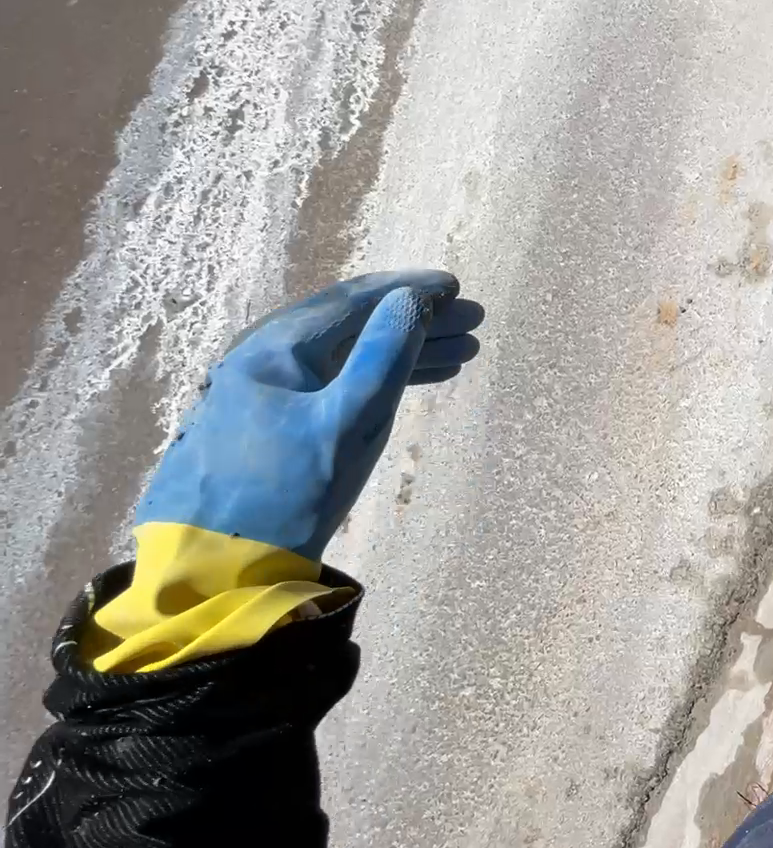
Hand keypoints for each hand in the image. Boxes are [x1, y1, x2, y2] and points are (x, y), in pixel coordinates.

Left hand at [134, 270, 484, 562]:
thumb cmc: (297, 486)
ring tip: (462, 351)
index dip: (408, 290)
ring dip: (406, 347)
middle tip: (472, 320)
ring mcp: (270, 389)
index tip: (456, 287)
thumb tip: (412, 300)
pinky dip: (384, 373)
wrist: (225, 560)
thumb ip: (385, 354)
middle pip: (354, 323)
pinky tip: (417, 380)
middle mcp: (268, 358)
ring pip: (350, 352)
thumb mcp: (352, 418)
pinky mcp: (276, 419)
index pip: (354, 301)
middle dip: (416, 318)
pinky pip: (340, 378)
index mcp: (278, 350)